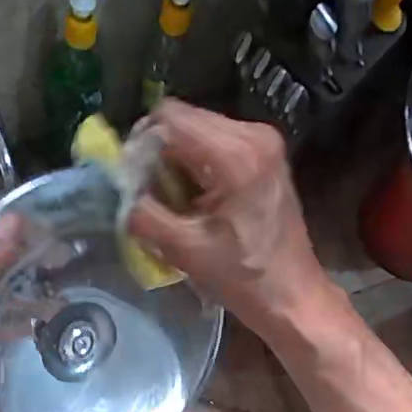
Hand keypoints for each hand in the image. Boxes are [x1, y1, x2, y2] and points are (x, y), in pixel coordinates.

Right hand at [130, 100, 335, 333]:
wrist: (291, 294)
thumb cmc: (242, 277)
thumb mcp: (184, 250)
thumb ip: (145, 215)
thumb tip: (120, 193)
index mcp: (235, 155)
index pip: (170, 117)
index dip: (141, 143)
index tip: (132, 178)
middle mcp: (253, 135)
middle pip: (184, 118)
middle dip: (157, 151)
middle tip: (147, 191)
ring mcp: (263, 141)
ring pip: (197, 128)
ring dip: (175, 159)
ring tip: (171, 198)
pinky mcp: (264, 153)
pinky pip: (214, 142)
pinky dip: (194, 163)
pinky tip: (193, 197)